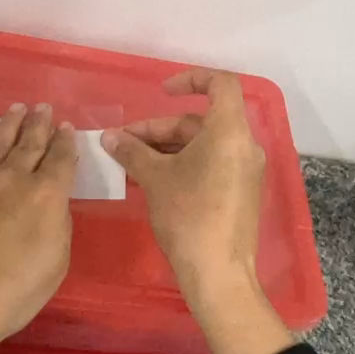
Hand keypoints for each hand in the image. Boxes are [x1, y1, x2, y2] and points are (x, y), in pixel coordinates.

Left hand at [0, 103, 76, 353]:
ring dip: (12, 122)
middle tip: (44, 108)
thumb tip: (53, 204)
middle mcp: (15, 176)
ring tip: (19, 108)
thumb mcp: (55, 265)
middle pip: (31, 142)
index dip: (66, 141)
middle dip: (41, 123)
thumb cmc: (10, 295)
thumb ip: (58, 226)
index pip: (62, 158)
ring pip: (0, 140)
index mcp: (48, 195)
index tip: (66, 128)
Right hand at [103, 70, 292, 353]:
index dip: (191, 79)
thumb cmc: (188, 217)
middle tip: (124, 144)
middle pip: (201, 121)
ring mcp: (245, 171)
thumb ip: (132, 151)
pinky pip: (210, 164)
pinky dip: (183, 163)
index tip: (162, 91)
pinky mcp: (240, 192)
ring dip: (167, 148)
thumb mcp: (155, 179)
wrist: (218, 274)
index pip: (220, 84)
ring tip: (131, 163)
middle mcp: (244, 146)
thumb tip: (109, 137)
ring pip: (203, 145)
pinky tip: (152, 180)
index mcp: (230, 133)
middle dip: (160, 128)